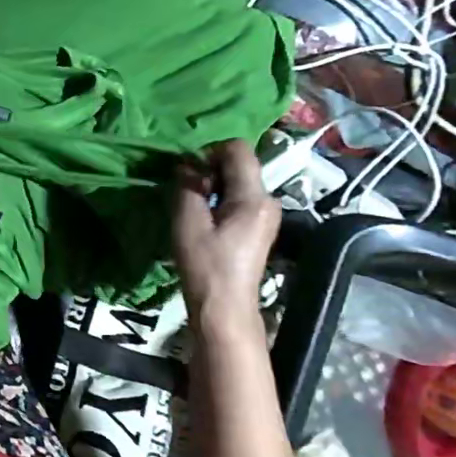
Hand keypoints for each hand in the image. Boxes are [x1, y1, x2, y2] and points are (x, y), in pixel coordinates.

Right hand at [172, 140, 280, 322]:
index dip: (210, 151)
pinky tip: (205, 220)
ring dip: (214, 185)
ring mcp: (267, 215)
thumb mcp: (188, 222)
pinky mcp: (260, 227)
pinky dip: (221, 199)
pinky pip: (240, 198)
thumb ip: (188, 186)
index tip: (189, 171)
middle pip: (240, 165)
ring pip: (239, 181)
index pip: (238, 149)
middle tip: (188, 190)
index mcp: (255, 197)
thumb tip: (186, 165)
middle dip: (211, 169)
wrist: (224, 307)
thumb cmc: (205, 265)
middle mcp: (269, 200)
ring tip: (195, 207)